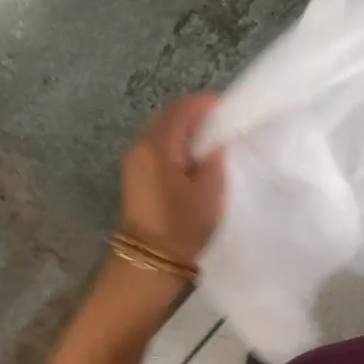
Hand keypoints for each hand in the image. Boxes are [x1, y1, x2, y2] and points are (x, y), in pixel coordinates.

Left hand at [118, 94, 225, 265]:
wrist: (150, 260)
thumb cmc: (182, 224)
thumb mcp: (209, 189)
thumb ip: (214, 156)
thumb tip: (216, 137)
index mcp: (158, 146)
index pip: (182, 108)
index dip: (207, 104)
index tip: (229, 110)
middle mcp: (140, 145)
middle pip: (169, 115)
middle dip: (196, 114)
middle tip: (224, 124)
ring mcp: (134, 158)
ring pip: (163, 129)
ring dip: (186, 129)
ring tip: (213, 141)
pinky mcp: (135, 171)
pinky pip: (157, 144)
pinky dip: (176, 143)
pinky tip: (194, 157)